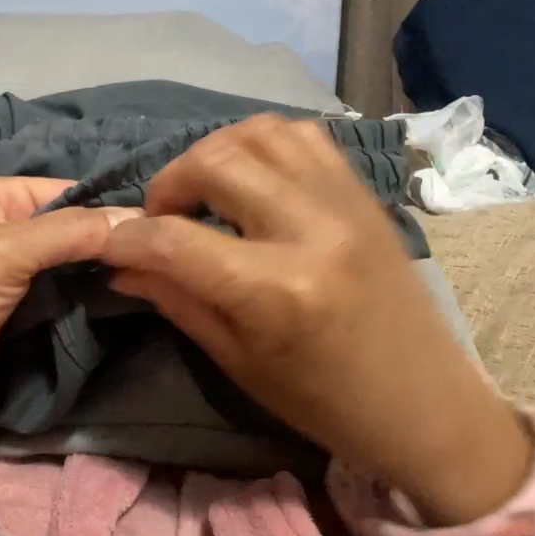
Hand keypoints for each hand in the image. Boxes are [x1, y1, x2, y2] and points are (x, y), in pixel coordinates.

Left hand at [0, 177, 139, 419]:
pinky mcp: (17, 306)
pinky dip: (86, 295)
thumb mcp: (4, 253)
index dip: (111, 207)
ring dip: (102, 270)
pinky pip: (61, 291)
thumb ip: (69, 232)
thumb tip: (137, 218)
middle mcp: (7, 225)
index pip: (69, 190)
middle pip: (73, 226)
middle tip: (162, 257)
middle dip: (110, 241)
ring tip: (152, 277)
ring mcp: (12, 268)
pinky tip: (123, 296)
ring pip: (71, 261)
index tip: (161, 227)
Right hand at [102, 116, 533, 524]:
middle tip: (163, 216)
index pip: (175, 240)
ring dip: (215, 152)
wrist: (426, 403)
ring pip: (259, 132)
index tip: (109, 243)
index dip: (128, 238)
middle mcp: (313, 230)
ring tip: (204, 190)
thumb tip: (120, 262)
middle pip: (215, 162)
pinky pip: (304, 136)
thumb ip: (176, 300)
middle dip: (168, 182)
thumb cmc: (324, 401)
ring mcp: (346, 202)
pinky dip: (262, 144)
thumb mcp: (237, 361)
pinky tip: (251, 178)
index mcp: (276, 291)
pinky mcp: (365, 193)